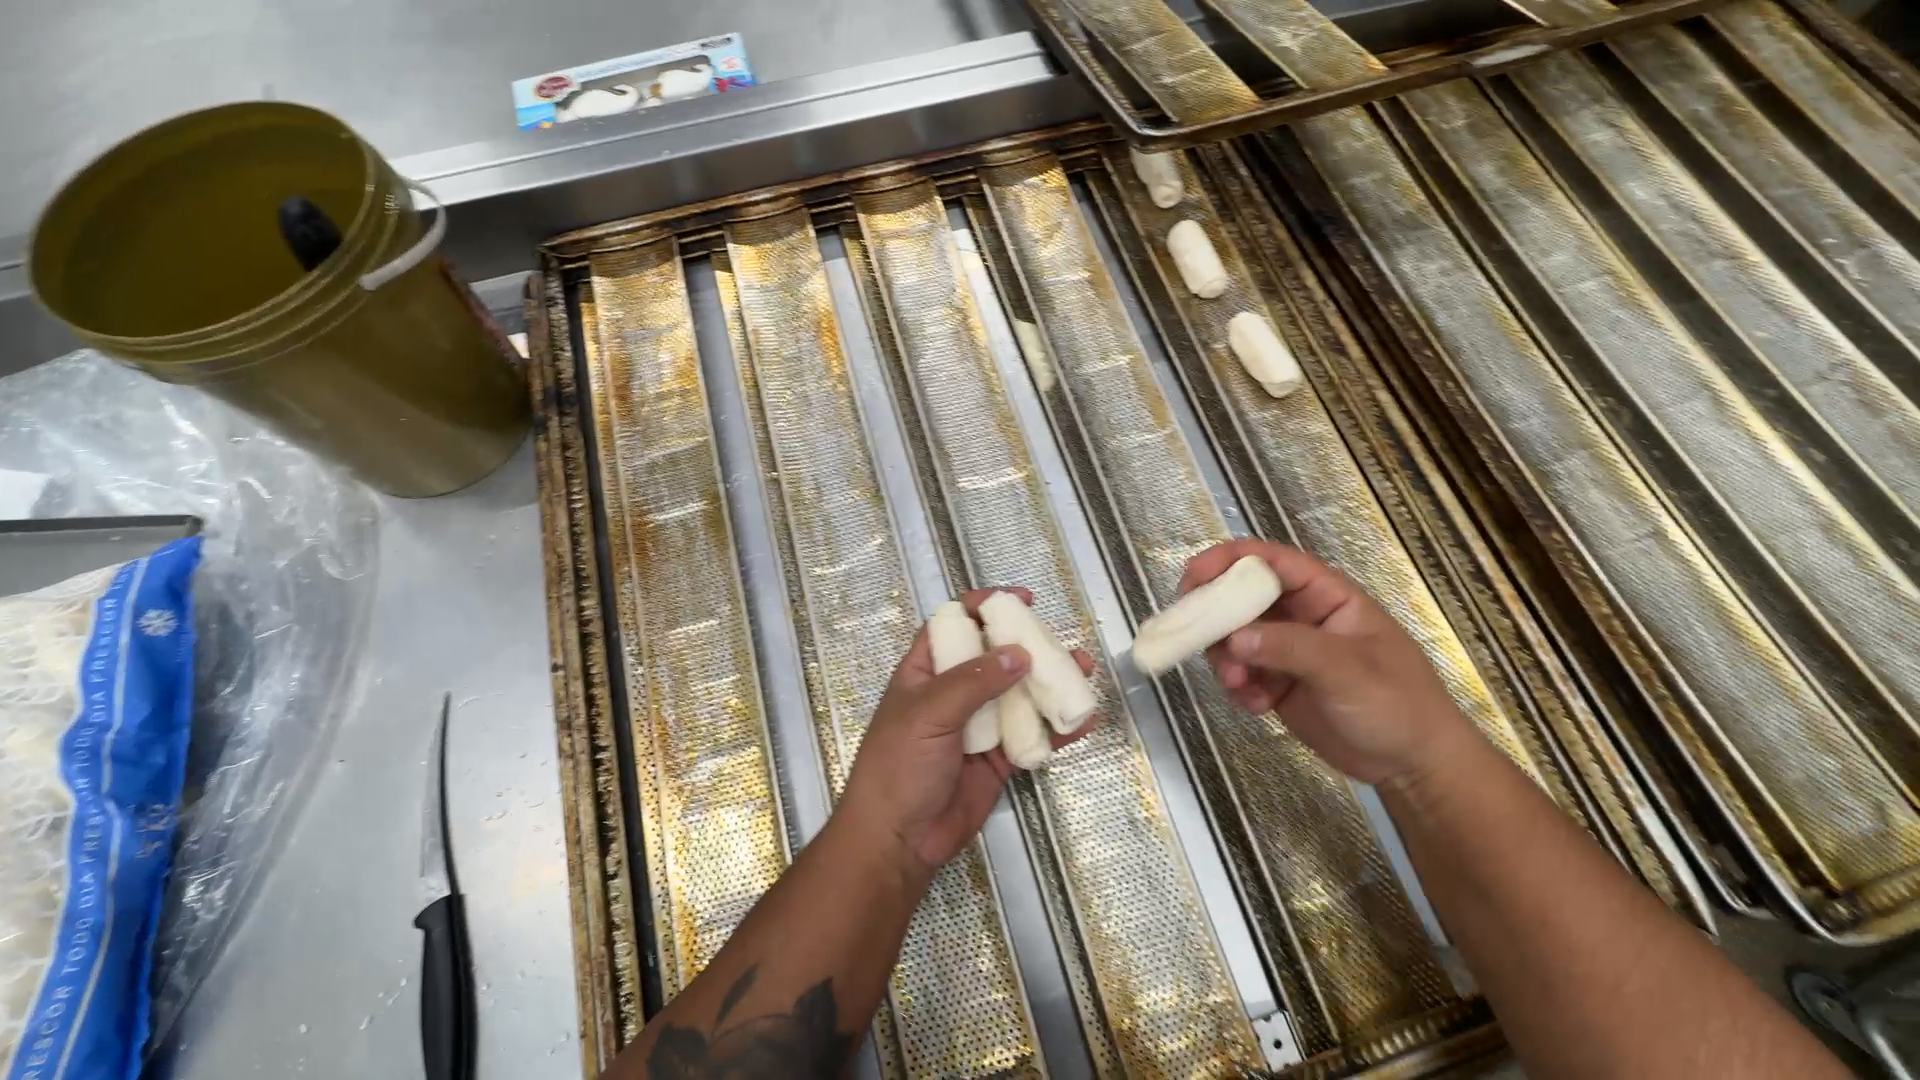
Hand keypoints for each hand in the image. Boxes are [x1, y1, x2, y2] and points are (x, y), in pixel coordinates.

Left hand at [839, 588, 1097, 878]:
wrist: (899, 841)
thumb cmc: (899, 767)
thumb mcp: (929, 714)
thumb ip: (974, 682)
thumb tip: (1019, 653)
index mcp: (924, 673)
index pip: (953, 626)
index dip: (982, 606)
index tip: (1019, 598)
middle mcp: (952, 694)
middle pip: (994, 658)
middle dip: (1027, 645)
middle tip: (1059, 640)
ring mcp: (977, 727)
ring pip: (1018, 695)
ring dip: (1049, 683)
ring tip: (1083, 670)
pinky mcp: (997, 759)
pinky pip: (1031, 736)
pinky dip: (1056, 728)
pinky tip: (1082, 718)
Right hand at [1182, 539, 1474, 788]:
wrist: (1413, 766)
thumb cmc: (1396, 704)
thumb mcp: (1349, 671)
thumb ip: (1291, 648)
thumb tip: (1234, 636)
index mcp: (1326, 596)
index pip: (1271, 562)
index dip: (1229, 561)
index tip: (1193, 576)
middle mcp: (1301, 616)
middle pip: (1241, 597)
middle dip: (1216, 616)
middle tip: (1193, 635)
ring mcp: (1287, 650)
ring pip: (1234, 637)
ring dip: (1225, 658)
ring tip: (1236, 685)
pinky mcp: (1277, 682)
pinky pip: (1240, 673)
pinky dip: (1237, 687)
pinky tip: (1256, 707)